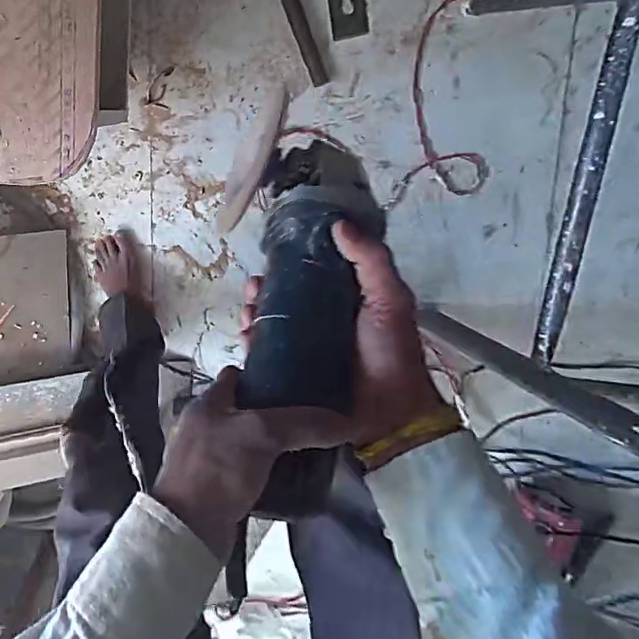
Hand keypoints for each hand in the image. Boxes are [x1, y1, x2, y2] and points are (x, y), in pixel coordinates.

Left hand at [151, 368, 354, 556]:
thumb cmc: (217, 468)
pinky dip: (273, 474)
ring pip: (252, 443)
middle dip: (280, 415)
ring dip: (279, 447)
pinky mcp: (220, 486)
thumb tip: (346, 422)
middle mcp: (206, 425)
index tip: (298, 383)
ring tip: (313, 450)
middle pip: (248, 411)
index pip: (237, 376)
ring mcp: (211, 457)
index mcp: (207, 403)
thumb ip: (301, 423)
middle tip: (314, 421)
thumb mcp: (261, 434)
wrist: (190, 527)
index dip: (266, 375)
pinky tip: (296, 480)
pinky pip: (252, 472)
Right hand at [240, 222, 447, 457]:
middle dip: (262, 288)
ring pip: (266, 320)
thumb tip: (338, 223)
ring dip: (251, 311)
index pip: (309, 272)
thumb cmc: (392, 352)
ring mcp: (302, 347)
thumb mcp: (390, 299)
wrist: (389, 414)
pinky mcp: (287, 371)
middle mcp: (320, 320)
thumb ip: (370, 260)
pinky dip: (249, 340)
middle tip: (254, 288)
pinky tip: (246, 336)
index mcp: (343, 299)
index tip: (273, 255)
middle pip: (281, 295)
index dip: (288, 261)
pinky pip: (260, 350)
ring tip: (248, 312)